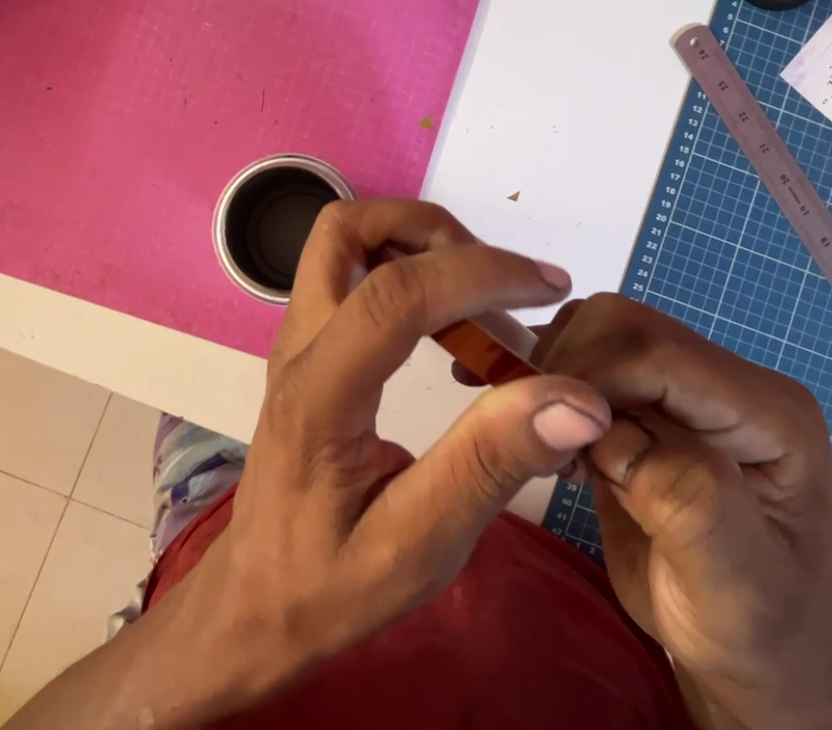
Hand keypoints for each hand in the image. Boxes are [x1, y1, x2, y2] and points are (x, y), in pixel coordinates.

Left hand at [183, 200, 613, 694]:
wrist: (256, 602)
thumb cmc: (330, 586)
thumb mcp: (419, 547)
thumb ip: (489, 466)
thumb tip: (576, 399)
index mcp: (320, 396)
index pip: (394, 296)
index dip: (480, 275)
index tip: (549, 288)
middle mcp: (299, 348)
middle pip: (347, 230)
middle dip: (434, 232)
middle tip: (501, 287)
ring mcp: (298, 343)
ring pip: (346, 241)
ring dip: (419, 244)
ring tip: (484, 305)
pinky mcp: (310, 350)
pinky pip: (353, 274)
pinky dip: (407, 271)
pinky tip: (452, 329)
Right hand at [538, 295, 831, 729]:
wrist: (741, 651)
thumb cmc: (751, 626)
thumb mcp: (735, 583)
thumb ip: (690, 501)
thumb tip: (612, 431)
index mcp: (766, 412)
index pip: (662, 353)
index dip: (590, 375)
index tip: (539, 428)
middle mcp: (724, 383)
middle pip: (624, 327)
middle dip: (565, 369)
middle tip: (537, 442)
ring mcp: (680, 389)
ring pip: (594, 333)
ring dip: (550, 376)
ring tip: (546, 450)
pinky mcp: (641, 404)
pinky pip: (581, 363)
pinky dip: (543, 383)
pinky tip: (534, 435)